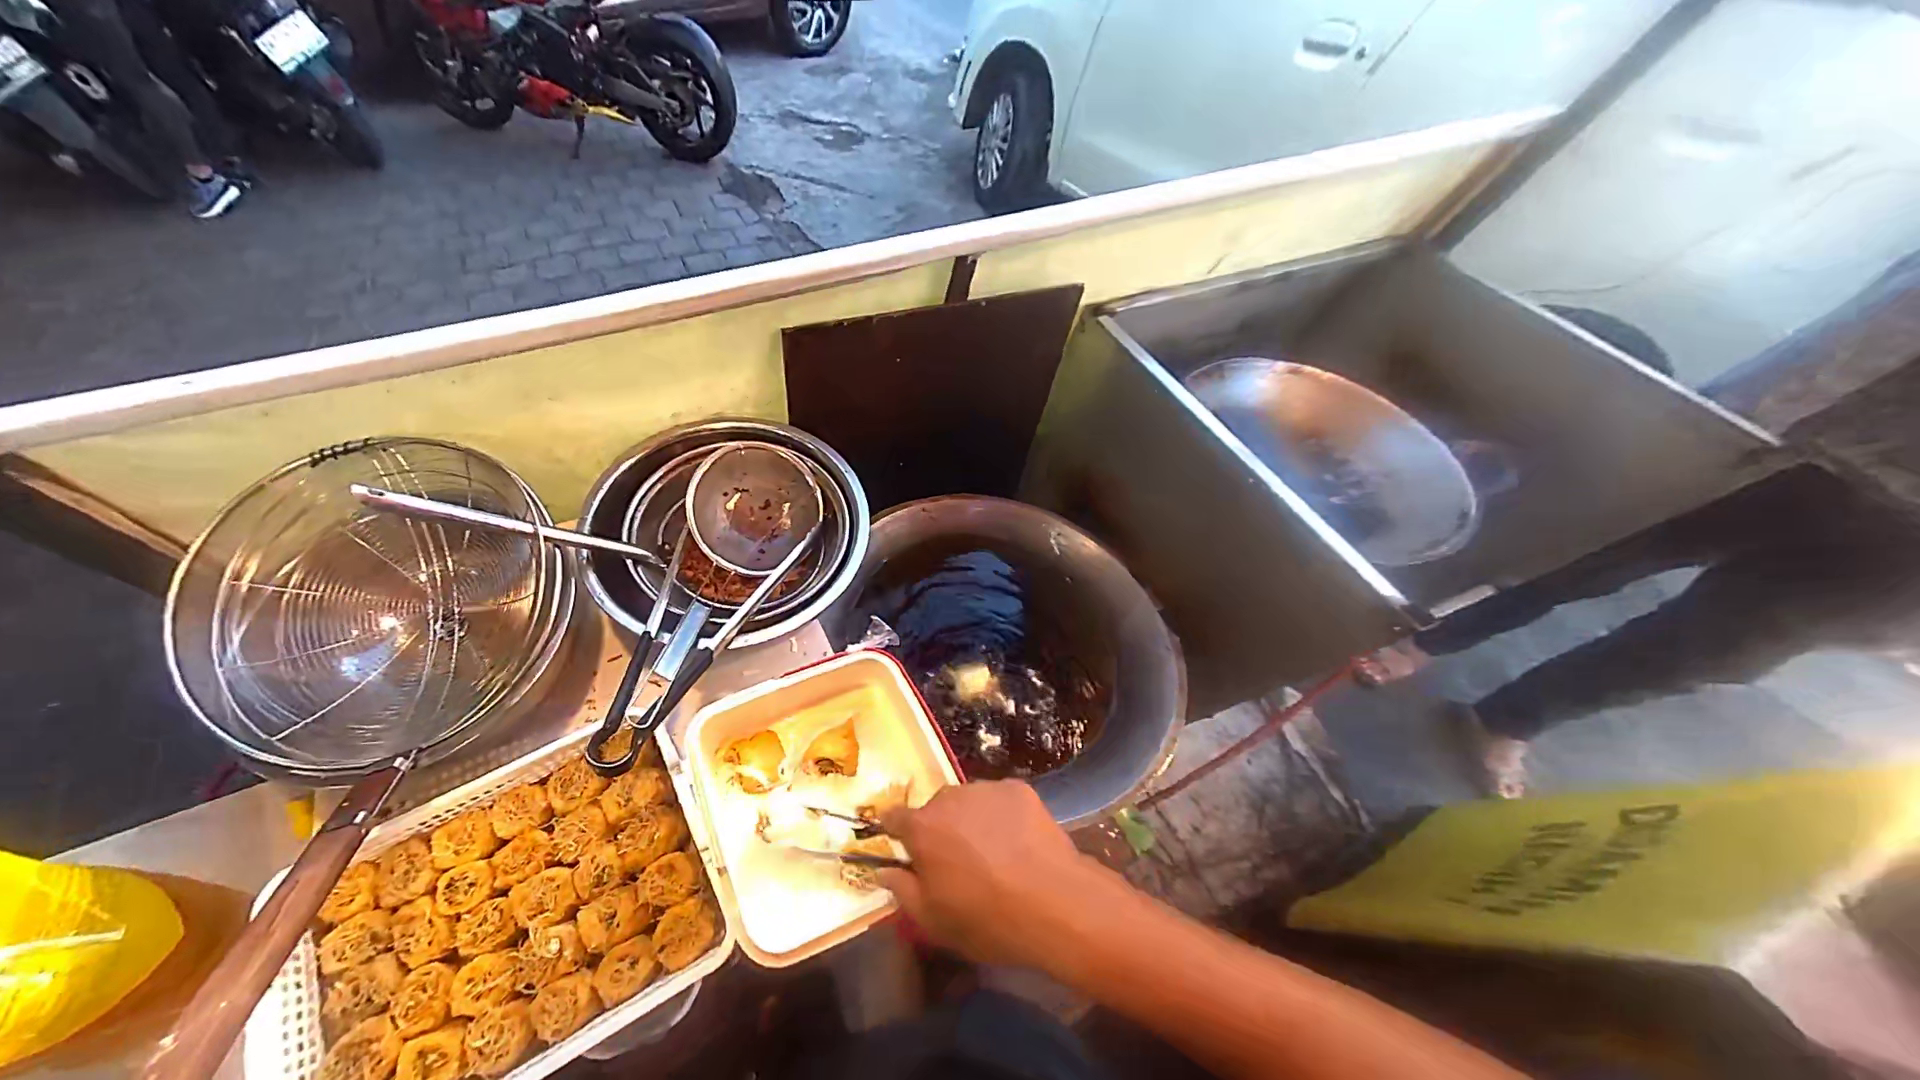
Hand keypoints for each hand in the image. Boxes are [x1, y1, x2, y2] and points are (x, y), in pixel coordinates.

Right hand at [877, 780, 1112, 968]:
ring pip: (968, 802)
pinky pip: (999, 800)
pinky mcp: (1019, 789)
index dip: (897, 832)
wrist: (1055, 902)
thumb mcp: (933, 921)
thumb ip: (902, 890)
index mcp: (922, 828)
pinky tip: (1019, 843)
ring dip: (972, 820)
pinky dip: (1003, 815)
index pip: (893, 817)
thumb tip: (885, 871)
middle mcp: (950, 797)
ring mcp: (987, 789)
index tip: (908, 849)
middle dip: (941, 830)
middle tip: (960, 863)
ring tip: (995, 854)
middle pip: (935, 809)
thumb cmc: (987, 919)